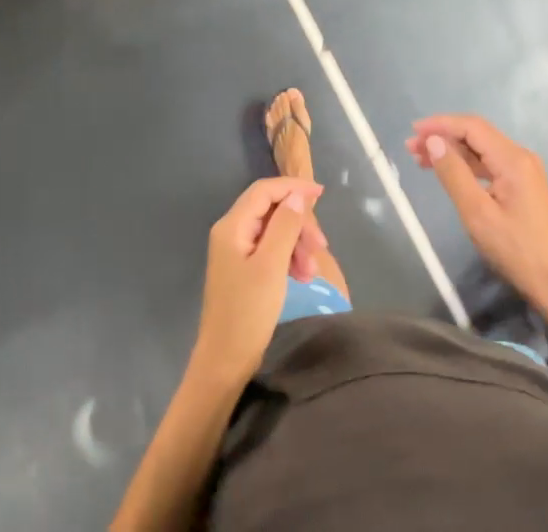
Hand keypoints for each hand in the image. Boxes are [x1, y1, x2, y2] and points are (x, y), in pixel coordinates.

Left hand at [193, 178, 322, 383]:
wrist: (225, 359)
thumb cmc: (248, 311)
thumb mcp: (272, 265)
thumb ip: (284, 226)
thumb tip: (296, 195)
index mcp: (232, 227)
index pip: (264, 191)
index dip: (292, 188)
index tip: (322, 195)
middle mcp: (231, 233)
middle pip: (271, 211)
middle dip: (298, 225)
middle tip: (321, 248)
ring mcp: (236, 252)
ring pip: (274, 232)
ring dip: (297, 245)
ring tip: (311, 272)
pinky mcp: (243, 270)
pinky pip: (270, 251)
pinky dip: (289, 259)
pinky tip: (302, 277)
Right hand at [406, 115, 547, 319]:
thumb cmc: (515, 249)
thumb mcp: (477, 213)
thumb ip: (454, 174)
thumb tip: (433, 141)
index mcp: (513, 160)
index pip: (472, 127)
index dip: (441, 124)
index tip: (413, 131)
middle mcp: (521, 157)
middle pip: (477, 135)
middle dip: (443, 136)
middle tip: (411, 148)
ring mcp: (524, 171)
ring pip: (482, 149)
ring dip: (452, 150)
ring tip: (421, 159)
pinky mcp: (523, 185)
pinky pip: (490, 164)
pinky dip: (466, 164)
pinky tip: (448, 172)